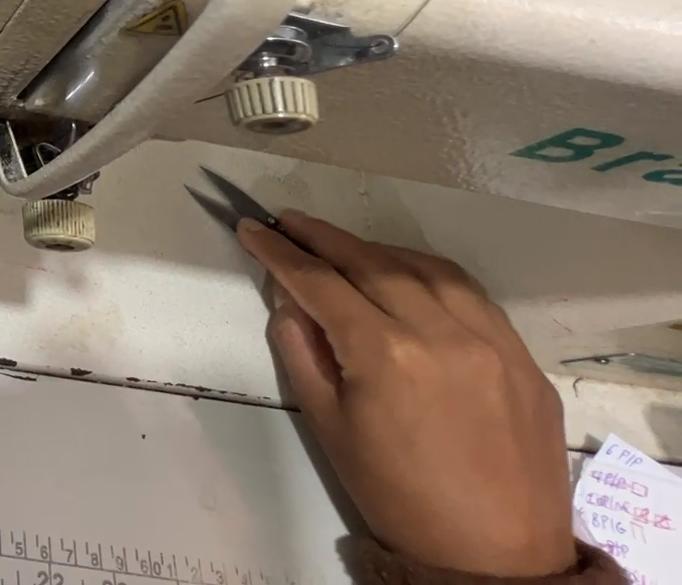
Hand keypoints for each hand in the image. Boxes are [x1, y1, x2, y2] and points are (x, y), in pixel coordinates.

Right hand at [239, 211, 574, 576]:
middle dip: (320, 236)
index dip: (277, 250)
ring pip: (423, 267)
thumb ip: (297, 342)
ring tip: (336, 243)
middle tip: (283, 219)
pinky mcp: (522, 357)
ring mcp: (491, 342)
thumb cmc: (387, 485)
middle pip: (369, 262)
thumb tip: (286, 292)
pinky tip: (399, 271)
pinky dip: (424, 270)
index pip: (317, 281)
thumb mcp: (321, 414)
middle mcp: (441, 334)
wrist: (490, 552)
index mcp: (383, 353)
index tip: (249, 227)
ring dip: (372, 248)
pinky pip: (469, 293)